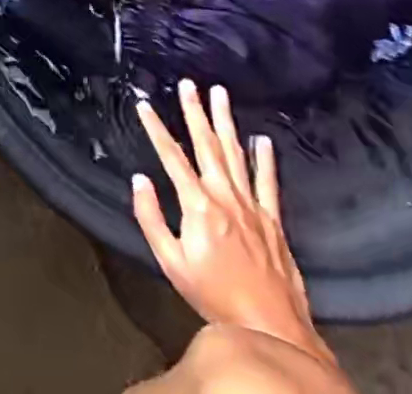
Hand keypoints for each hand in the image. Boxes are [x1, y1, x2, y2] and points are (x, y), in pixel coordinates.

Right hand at [132, 79, 334, 365]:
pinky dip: (265, 159)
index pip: (171, 157)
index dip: (156, 128)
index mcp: (197, 206)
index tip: (144, 104)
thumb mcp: (169, 262)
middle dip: (195, 112)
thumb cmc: (212, 295)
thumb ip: (151, 218)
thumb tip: (139, 180)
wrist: (270, 327)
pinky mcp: (272, 220)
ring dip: (226, 123)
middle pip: (207, 145)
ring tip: (220, 94)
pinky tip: (262, 139)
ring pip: (236, 154)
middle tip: (189, 84)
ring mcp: (252, 206)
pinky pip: (267, 182)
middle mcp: (225, 197)